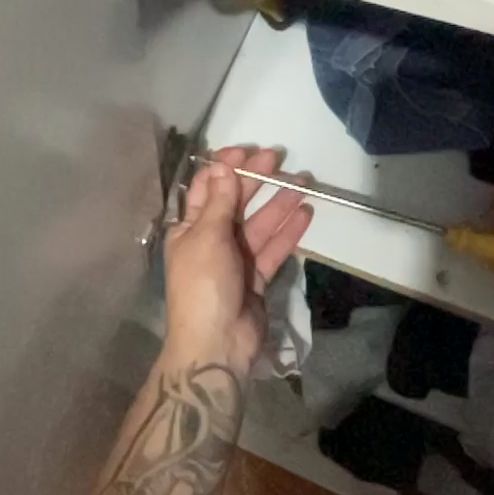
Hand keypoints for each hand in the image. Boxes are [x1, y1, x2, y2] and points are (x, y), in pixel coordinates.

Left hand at [163, 146, 313, 370]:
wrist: (216, 343)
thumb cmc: (204, 285)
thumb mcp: (207, 237)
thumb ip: (219, 202)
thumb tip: (220, 167)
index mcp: (188, 229)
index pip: (205, 189)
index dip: (223, 167)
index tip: (246, 150)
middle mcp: (209, 240)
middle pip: (234, 202)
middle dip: (255, 179)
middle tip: (280, 158)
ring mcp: (234, 259)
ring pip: (258, 224)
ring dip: (279, 202)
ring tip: (304, 180)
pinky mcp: (255, 278)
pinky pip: (272, 248)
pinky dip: (288, 231)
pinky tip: (306, 212)